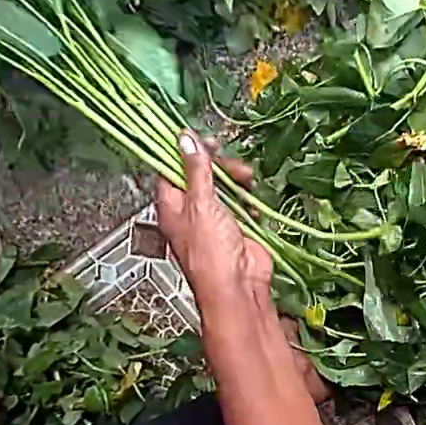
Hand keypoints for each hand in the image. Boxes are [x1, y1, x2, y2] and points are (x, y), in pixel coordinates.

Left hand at [156, 129, 271, 309]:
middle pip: (202, 176)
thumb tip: (185, 139)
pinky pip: (244, 204)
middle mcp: (192, 210)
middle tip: (234, 166)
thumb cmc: (210, 253)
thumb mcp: (201, 204)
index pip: (172, 169)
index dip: (187, 152)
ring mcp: (216, 219)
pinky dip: (250, 200)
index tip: (204, 140)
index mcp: (172, 205)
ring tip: (248, 181)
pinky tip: (253, 202)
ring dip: (238, 182)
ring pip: (225, 188)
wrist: (238, 285)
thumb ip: (196, 170)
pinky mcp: (239, 227)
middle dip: (219, 167)